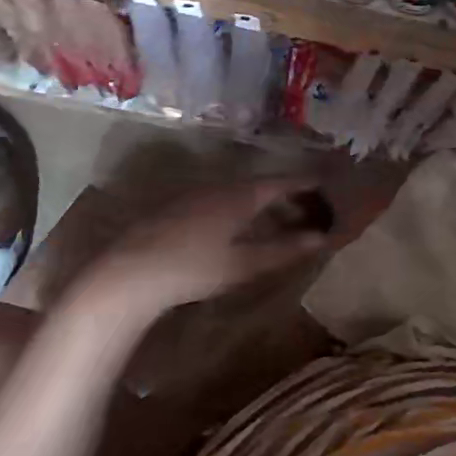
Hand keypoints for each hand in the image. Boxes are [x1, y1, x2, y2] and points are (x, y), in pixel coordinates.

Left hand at [82, 177, 328, 316]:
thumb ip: (282, 250)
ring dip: (260, 202)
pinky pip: (219, 198)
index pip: (280, 183)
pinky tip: (236, 227)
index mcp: (239, 196)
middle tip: (305, 208)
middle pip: (259, 185)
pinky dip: (239, 207)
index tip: (323, 183)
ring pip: (237, 191)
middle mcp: (218, 186)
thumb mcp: (243, 264)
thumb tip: (319, 238)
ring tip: (276, 219)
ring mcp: (194, 194)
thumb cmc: (194, 268)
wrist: (131, 272)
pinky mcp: (176, 207)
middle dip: (284, 195)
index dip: (303, 183)